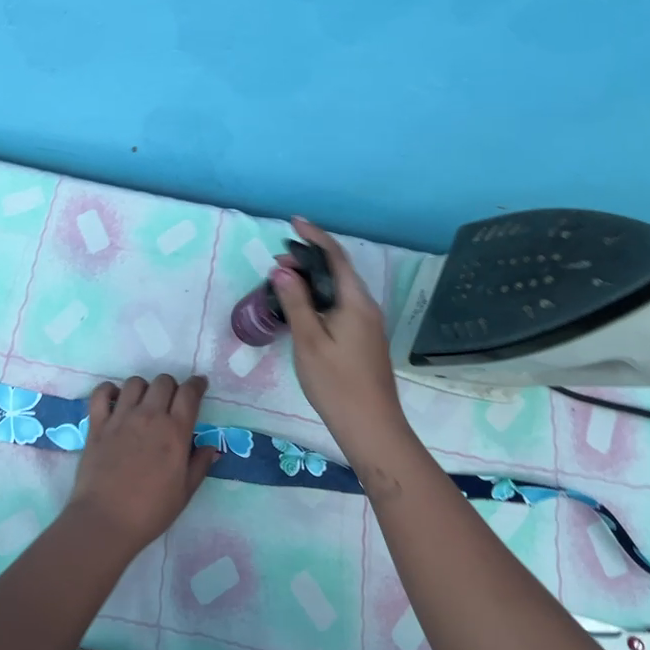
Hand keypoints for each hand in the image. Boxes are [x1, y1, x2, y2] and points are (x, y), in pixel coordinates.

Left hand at [67, 375, 216, 554]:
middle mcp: (149, 416)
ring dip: (144, 388)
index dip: (197, 385)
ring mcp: (120, 417)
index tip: (199, 385)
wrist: (106, 520)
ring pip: (134, 383)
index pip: (189, 393)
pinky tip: (114, 401)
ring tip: (143, 403)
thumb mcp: (185, 492)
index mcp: (174, 431)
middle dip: (172, 386)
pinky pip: (101, 393)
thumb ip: (199, 465)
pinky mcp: (97, 424)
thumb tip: (210, 446)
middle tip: (171, 402)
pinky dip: (108, 391)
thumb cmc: (151, 511)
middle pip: (163, 382)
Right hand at [272, 217, 409, 454]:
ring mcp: (368, 324)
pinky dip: (320, 297)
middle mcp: (366, 306)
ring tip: (285, 281)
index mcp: (355, 301)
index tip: (293, 223)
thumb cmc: (337, 383)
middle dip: (309, 259)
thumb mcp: (308, 340)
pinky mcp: (365, 339)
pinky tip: (303, 309)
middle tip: (278, 261)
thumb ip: (296, 302)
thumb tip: (283, 270)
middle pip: (338, 271)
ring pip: (339, 289)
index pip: (335, 256)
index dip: (314, 236)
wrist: (372, 427)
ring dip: (313, 280)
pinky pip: (341, 305)